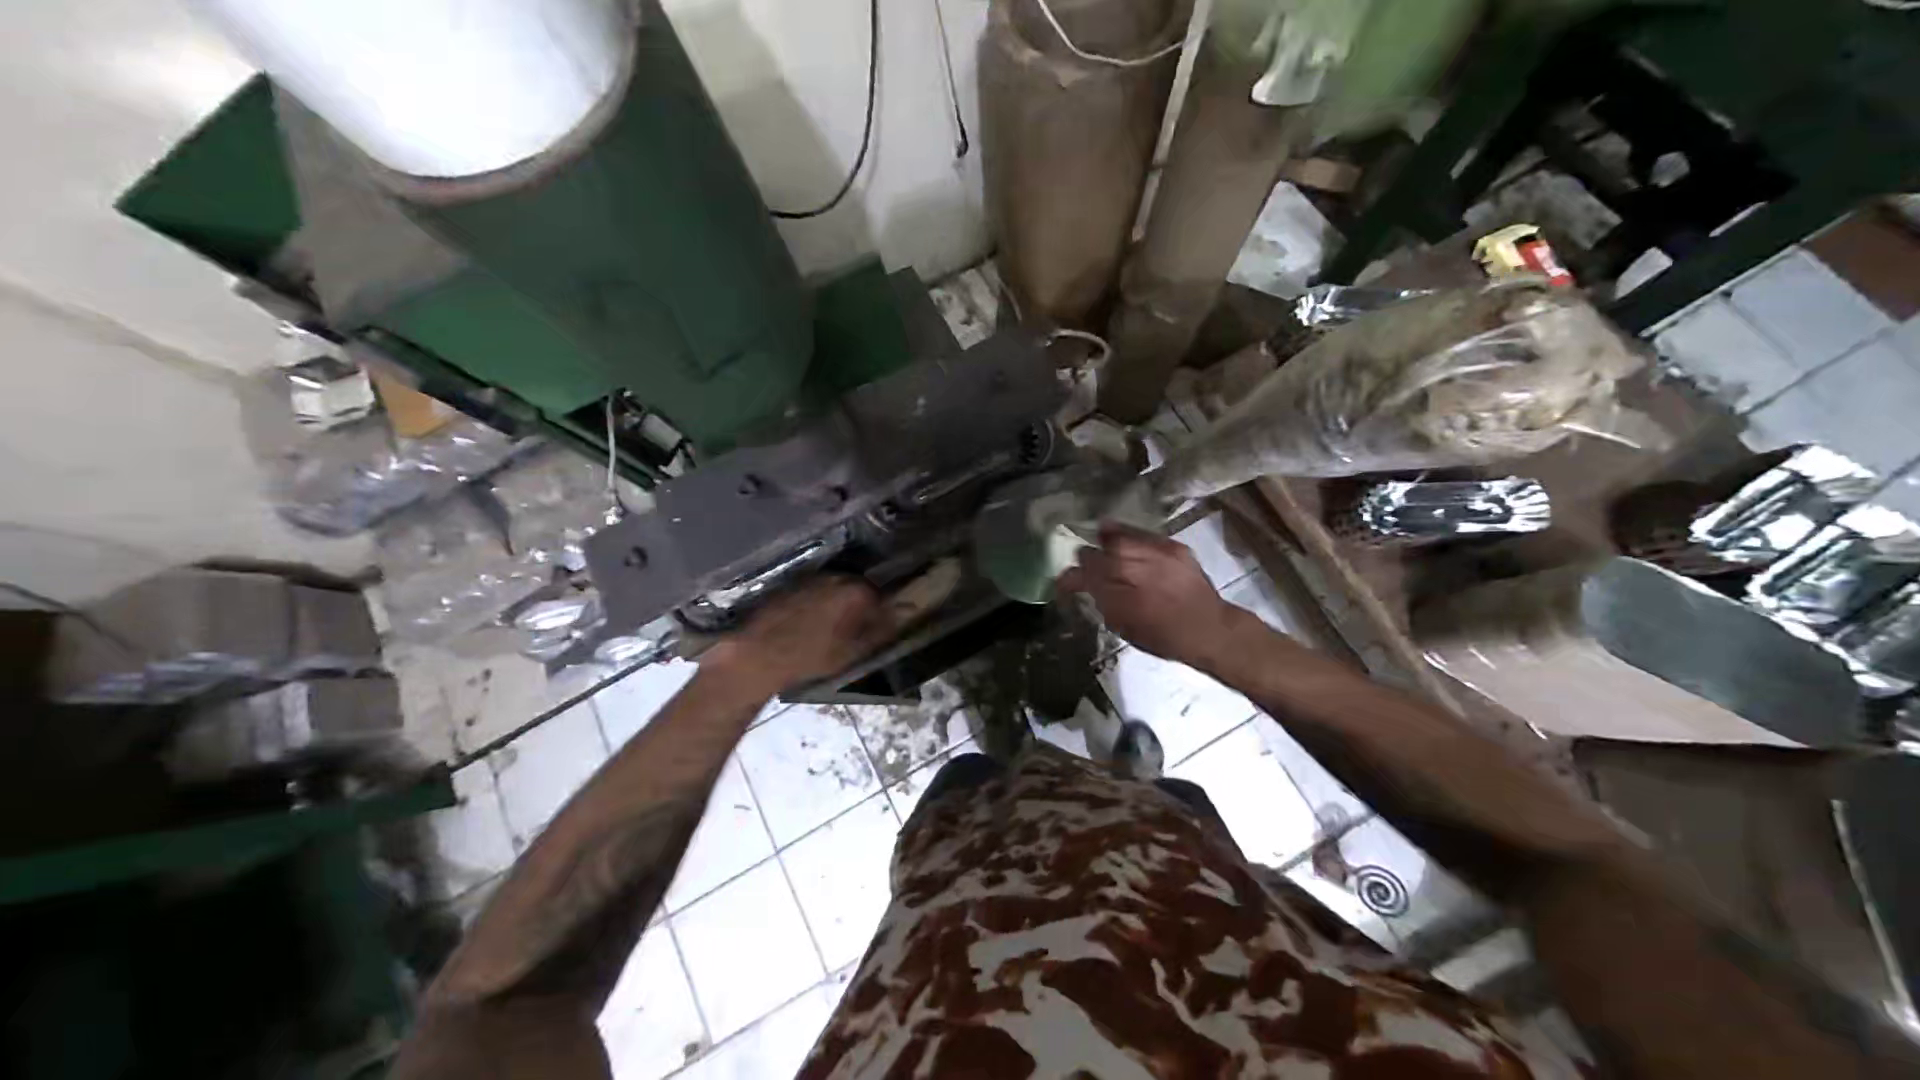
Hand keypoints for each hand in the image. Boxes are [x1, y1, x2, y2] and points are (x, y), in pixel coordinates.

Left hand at [705, 575, 896, 692]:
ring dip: (839, 604)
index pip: (883, 596)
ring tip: (832, 629)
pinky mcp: (792, 584)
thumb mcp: (853, 651)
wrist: (757, 654)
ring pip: (836, 588)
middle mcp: (837, 577)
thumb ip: (883, 629)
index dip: (882, 613)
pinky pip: (816, 590)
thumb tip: (908, 611)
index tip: (877, 629)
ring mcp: (812, 578)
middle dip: (861, 606)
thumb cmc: (810, 657)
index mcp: (857, 591)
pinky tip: (810, 623)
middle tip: (855, 631)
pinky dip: (819, 603)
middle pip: (859, 588)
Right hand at [1059, 523, 1241, 669]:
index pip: (1083, 578)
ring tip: (1099, 542)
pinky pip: (1141, 535)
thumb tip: (1085, 588)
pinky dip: (1128, 535)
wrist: (1210, 628)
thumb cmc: (1164, 637)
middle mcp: (1135, 573)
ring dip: (1104, 542)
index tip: (1063, 584)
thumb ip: (1103, 604)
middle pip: (1097, 555)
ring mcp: (1155, 556)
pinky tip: (1121, 537)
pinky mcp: (1172, 547)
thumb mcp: (1125, 628)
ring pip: (1118, 539)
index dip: (1069, 580)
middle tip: (1085, 566)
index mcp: (1120, 598)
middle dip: (1086, 559)